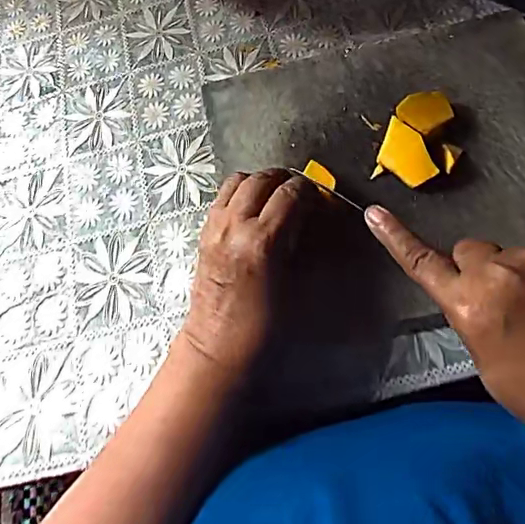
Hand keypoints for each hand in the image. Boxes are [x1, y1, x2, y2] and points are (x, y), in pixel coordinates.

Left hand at [176, 169, 310, 377]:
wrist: (218, 344)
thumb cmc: (262, 326)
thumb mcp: (296, 285)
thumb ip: (304, 243)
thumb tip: (316, 218)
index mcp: (262, 240)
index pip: (289, 194)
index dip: (309, 190)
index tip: (319, 196)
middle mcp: (234, 225)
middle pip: (261, 179)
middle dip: (284, 179)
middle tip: (300, 189)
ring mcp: (215, 226)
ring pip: (238, 180)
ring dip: (259, 181)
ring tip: (276, 193)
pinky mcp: (204, 231)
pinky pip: (222, 196)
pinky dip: (239, 192)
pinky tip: (252, 207)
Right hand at [365, 206, 524, 484]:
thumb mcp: (493, 370)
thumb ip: (472, 323)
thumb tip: (472, 301)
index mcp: (472, 306)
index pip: (422, 263)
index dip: (394, 237)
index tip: (374, 212)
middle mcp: (499, 273)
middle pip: (469, 253)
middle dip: (477, 271)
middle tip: (506, 309)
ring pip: (509, 257)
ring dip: (517, 276)